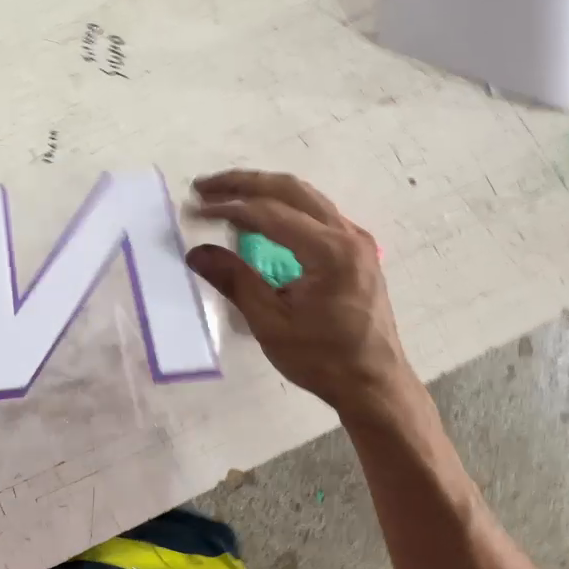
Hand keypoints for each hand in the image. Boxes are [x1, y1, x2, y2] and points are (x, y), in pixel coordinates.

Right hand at [185, 171, 418, 419]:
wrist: (373, 384)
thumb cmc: (322, 359)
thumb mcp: (270, 322)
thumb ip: (235, 281)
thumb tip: (196, 252)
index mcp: (330, 251)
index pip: (270, 214)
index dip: (228, 208)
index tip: (194, 211)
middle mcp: (348, 235)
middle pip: (290, 191)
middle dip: (244, 184)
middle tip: (204, 187)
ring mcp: (355, 240)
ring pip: (305, 197)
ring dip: (263, 191)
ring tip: (225, 194)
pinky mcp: (354, 251)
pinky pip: (315, 214)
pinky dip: (282, 207)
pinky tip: (258, 216)